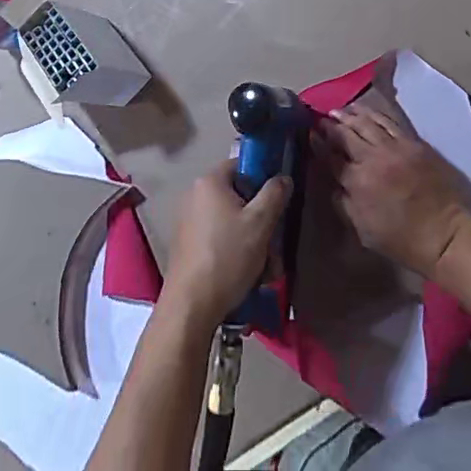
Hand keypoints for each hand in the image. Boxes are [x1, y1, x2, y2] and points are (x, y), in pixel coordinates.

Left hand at [159, 161, 291, 327]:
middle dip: (262, 223)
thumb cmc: (227, 256)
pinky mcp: (188, 245)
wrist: (191, 305)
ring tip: (265, 271)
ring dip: (254, 244)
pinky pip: (220, 239)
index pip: (242, 166)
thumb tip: (282, 178)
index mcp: (210, 182)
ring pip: (233, 224)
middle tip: (274, 247)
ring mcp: (189, 221)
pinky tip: (249, 278)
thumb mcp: (260, 224)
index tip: (278, 202)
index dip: (263, 180)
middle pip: (239, 199)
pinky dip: (237, 254)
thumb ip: (274, 195)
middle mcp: (195, 195)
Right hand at [315, 102, 470, 276]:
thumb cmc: (403, 241)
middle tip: (319, 119)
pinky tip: (362, 110)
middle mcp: (372, 158)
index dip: (317, 143)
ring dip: (348, 115)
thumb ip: (343, 203)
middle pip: (345, 134)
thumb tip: (332, 183)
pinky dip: (372, 113)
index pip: (330, 156)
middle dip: (329, 125)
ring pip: (366, 122)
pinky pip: (388, 121)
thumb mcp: (362, 231)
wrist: (448, 236)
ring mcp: (394, 147)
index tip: (308, 134)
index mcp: (357, 182)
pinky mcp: (413, 143)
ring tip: (336, 111)